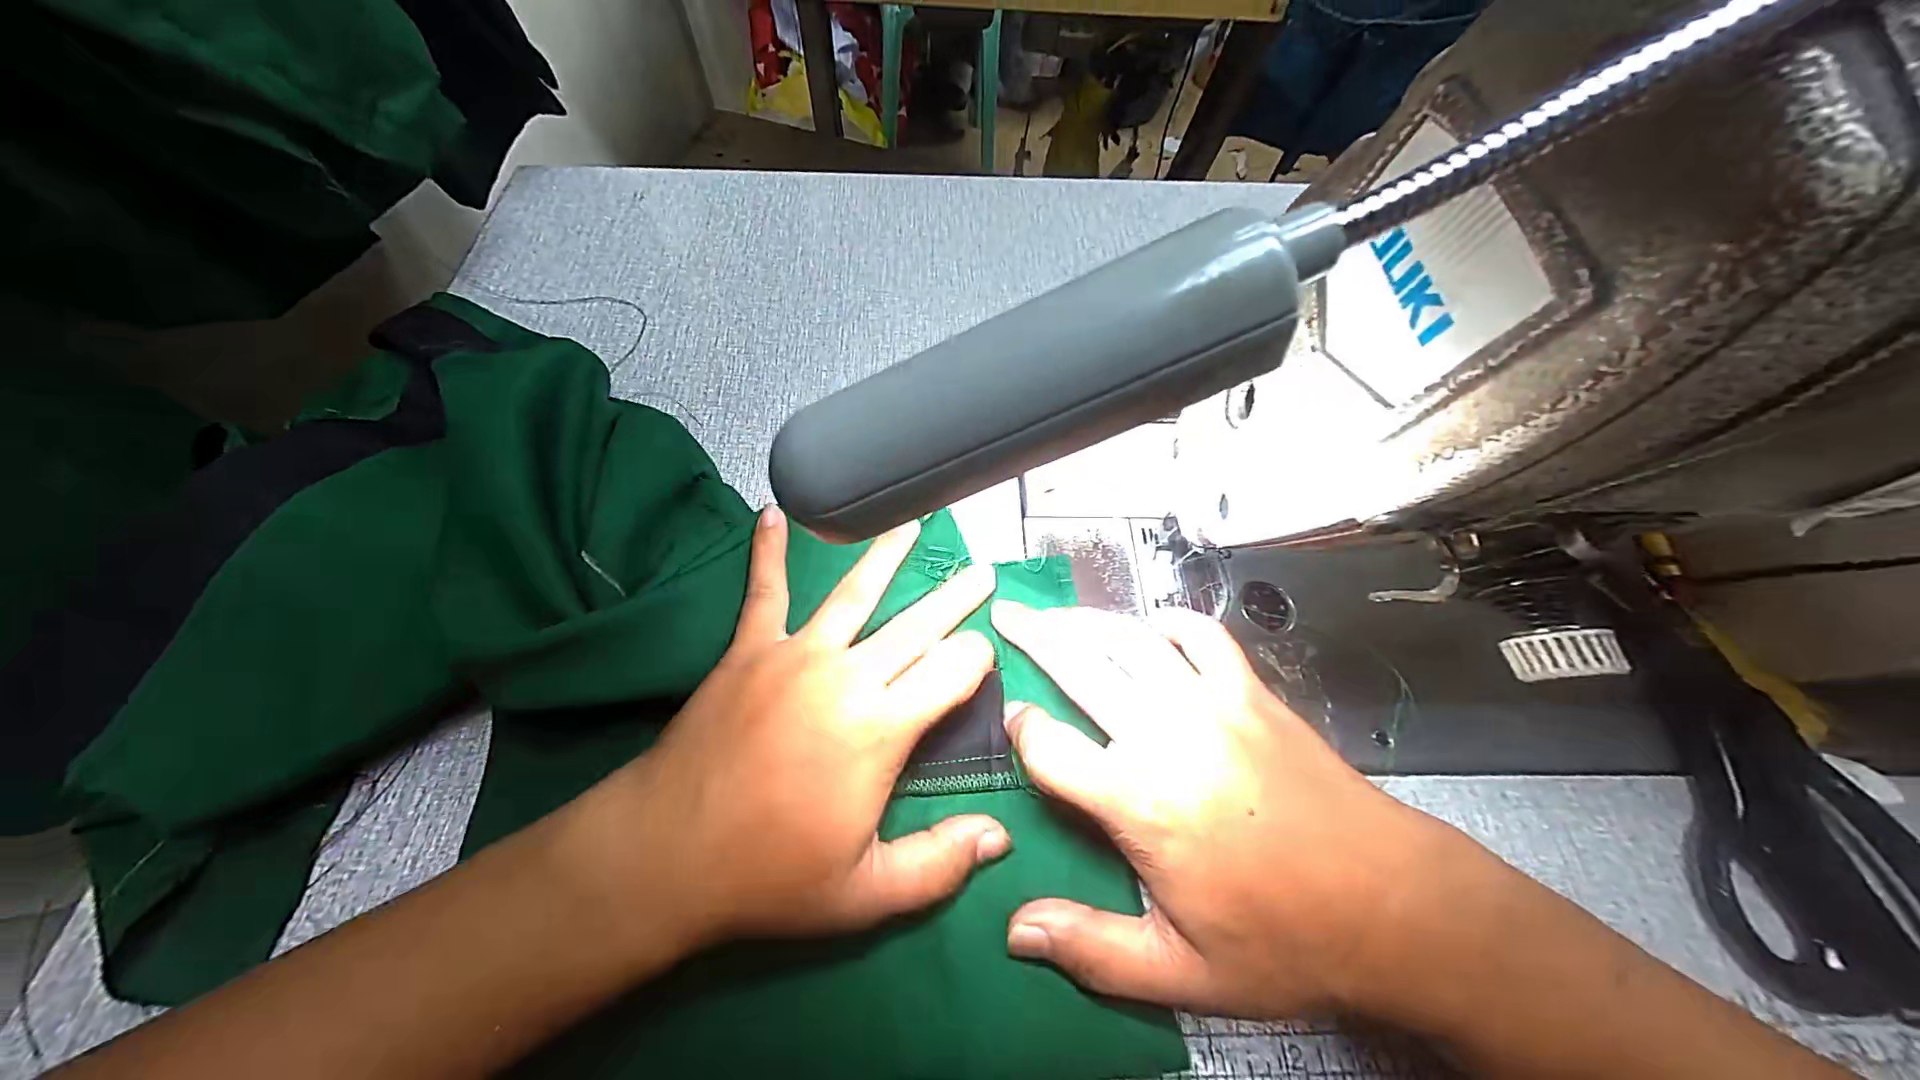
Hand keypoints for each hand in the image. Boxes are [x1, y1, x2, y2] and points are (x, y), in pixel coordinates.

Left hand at [562, 507, 1007, 959]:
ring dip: (887, 556)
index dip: (977, 659)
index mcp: (882, 729)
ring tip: (913, 525)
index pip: (952, 672)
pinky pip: (763, 592)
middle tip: (982, 572)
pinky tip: (773, 515)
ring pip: (854, 594)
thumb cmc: (771, 877)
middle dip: (955, 598)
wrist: (663, 857)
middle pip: (917, 625)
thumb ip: (940, 863)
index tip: (986, 654)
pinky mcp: (748, 651)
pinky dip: (769, 551)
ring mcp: (793, 656)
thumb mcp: (867, 892)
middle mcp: (846, 677)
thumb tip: (1001, 837)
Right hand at [991, 601, 1473, 1019]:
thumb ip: (1092, 949)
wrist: (1398, 907)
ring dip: (1087, 621)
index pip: (1050, 748)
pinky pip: (1204, 638)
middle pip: (1082, 667)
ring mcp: (1213, 705)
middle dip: (1036, 637)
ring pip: (1132, 642)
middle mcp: (1167, 737)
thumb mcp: (1183, 970)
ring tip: (1056, 613)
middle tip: (1006, 614)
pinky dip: (1171, 623)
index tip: (1012, 721)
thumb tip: (1015, 931)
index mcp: (1140, 802)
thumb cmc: (1286, 941)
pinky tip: (1152, 625)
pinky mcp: (1253, 694)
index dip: (1021, 730)